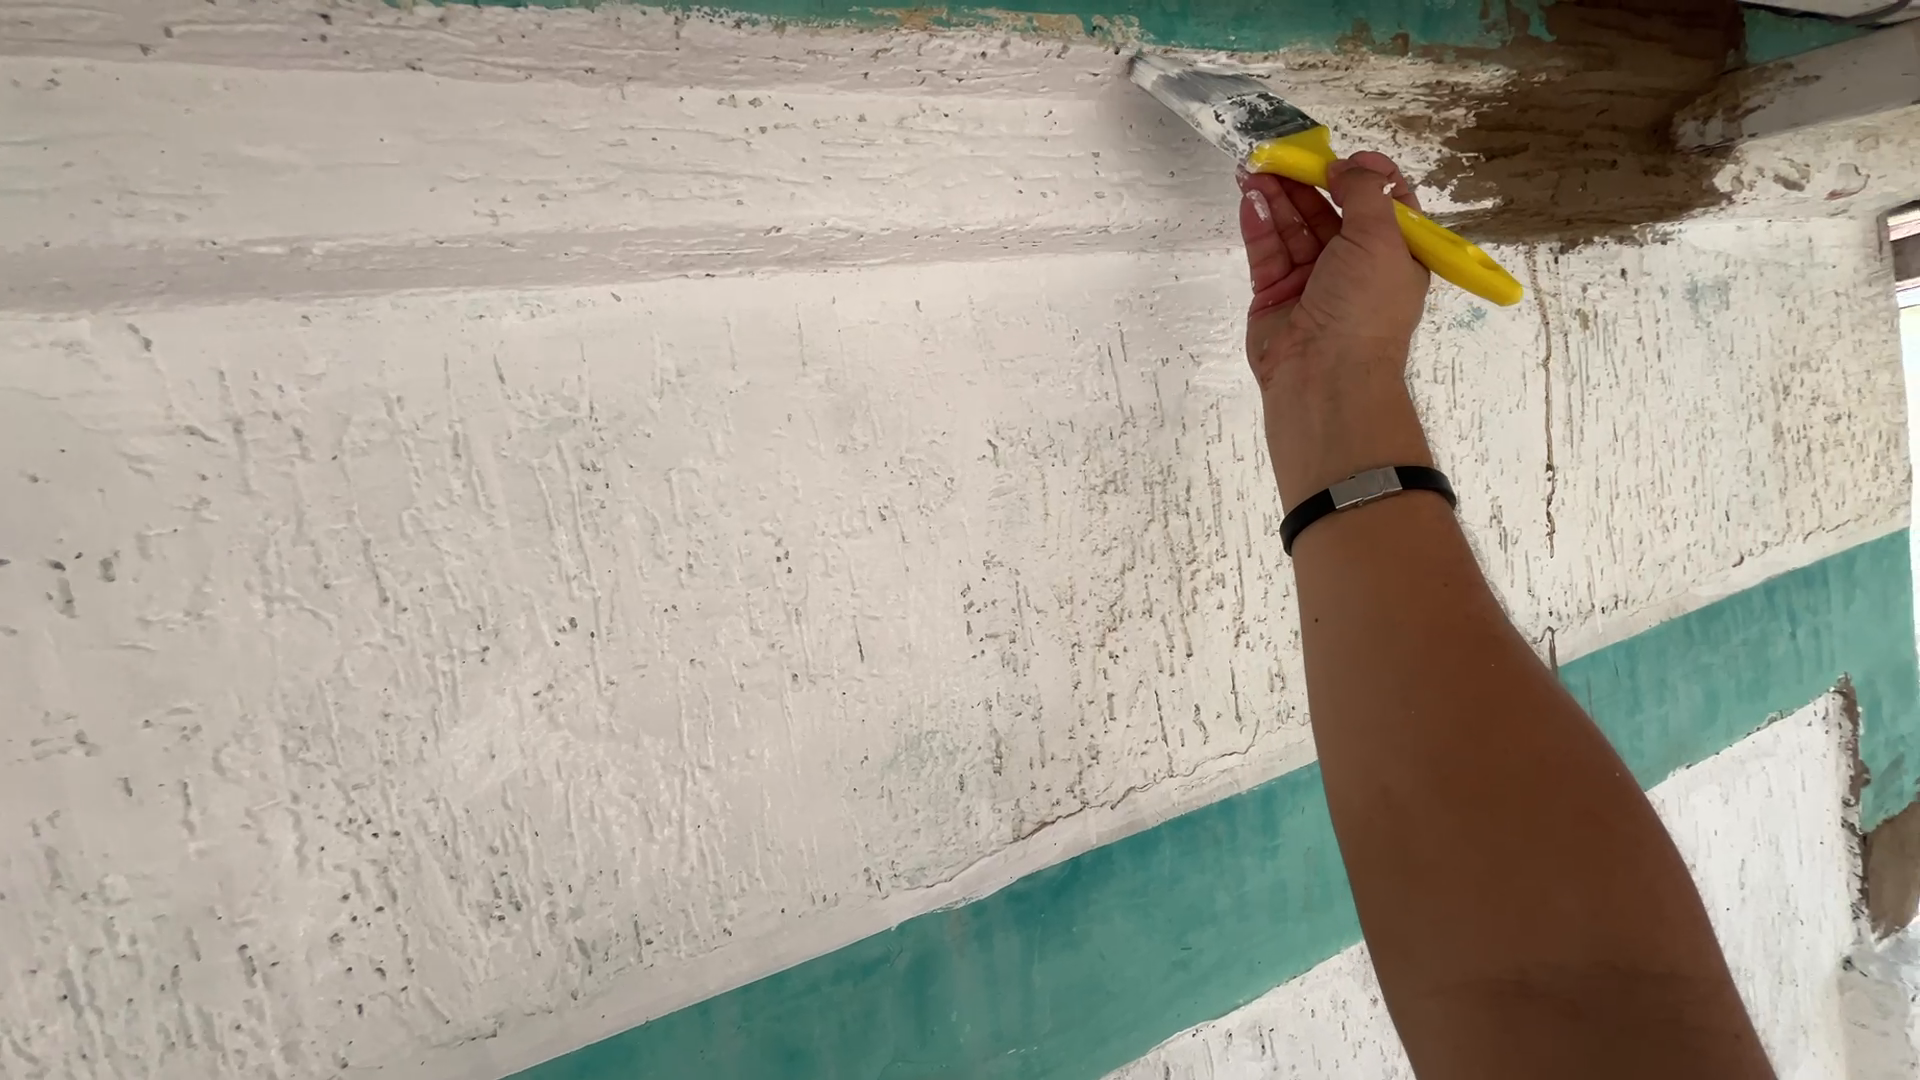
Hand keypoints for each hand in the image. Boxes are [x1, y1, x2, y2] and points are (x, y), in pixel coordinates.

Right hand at [1237, 152, 1434, 508]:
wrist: (1324, 375)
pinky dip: (1259, 226)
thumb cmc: (1366, 306)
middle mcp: (1352, 265)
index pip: (1380, 203)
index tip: (1342, 158)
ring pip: (1292, 229)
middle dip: (1306, 180)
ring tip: (1254, 167)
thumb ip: (1363, 194)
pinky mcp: (1274, 295)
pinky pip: (1267, 254)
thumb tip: (1349, 164)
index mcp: (1393, 253)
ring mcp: (1310, 281)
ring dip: (1277, 197)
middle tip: (1280, 152)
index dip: (1362, 175)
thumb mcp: (1382, 239)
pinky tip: (1251, 200)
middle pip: (1328, 210)